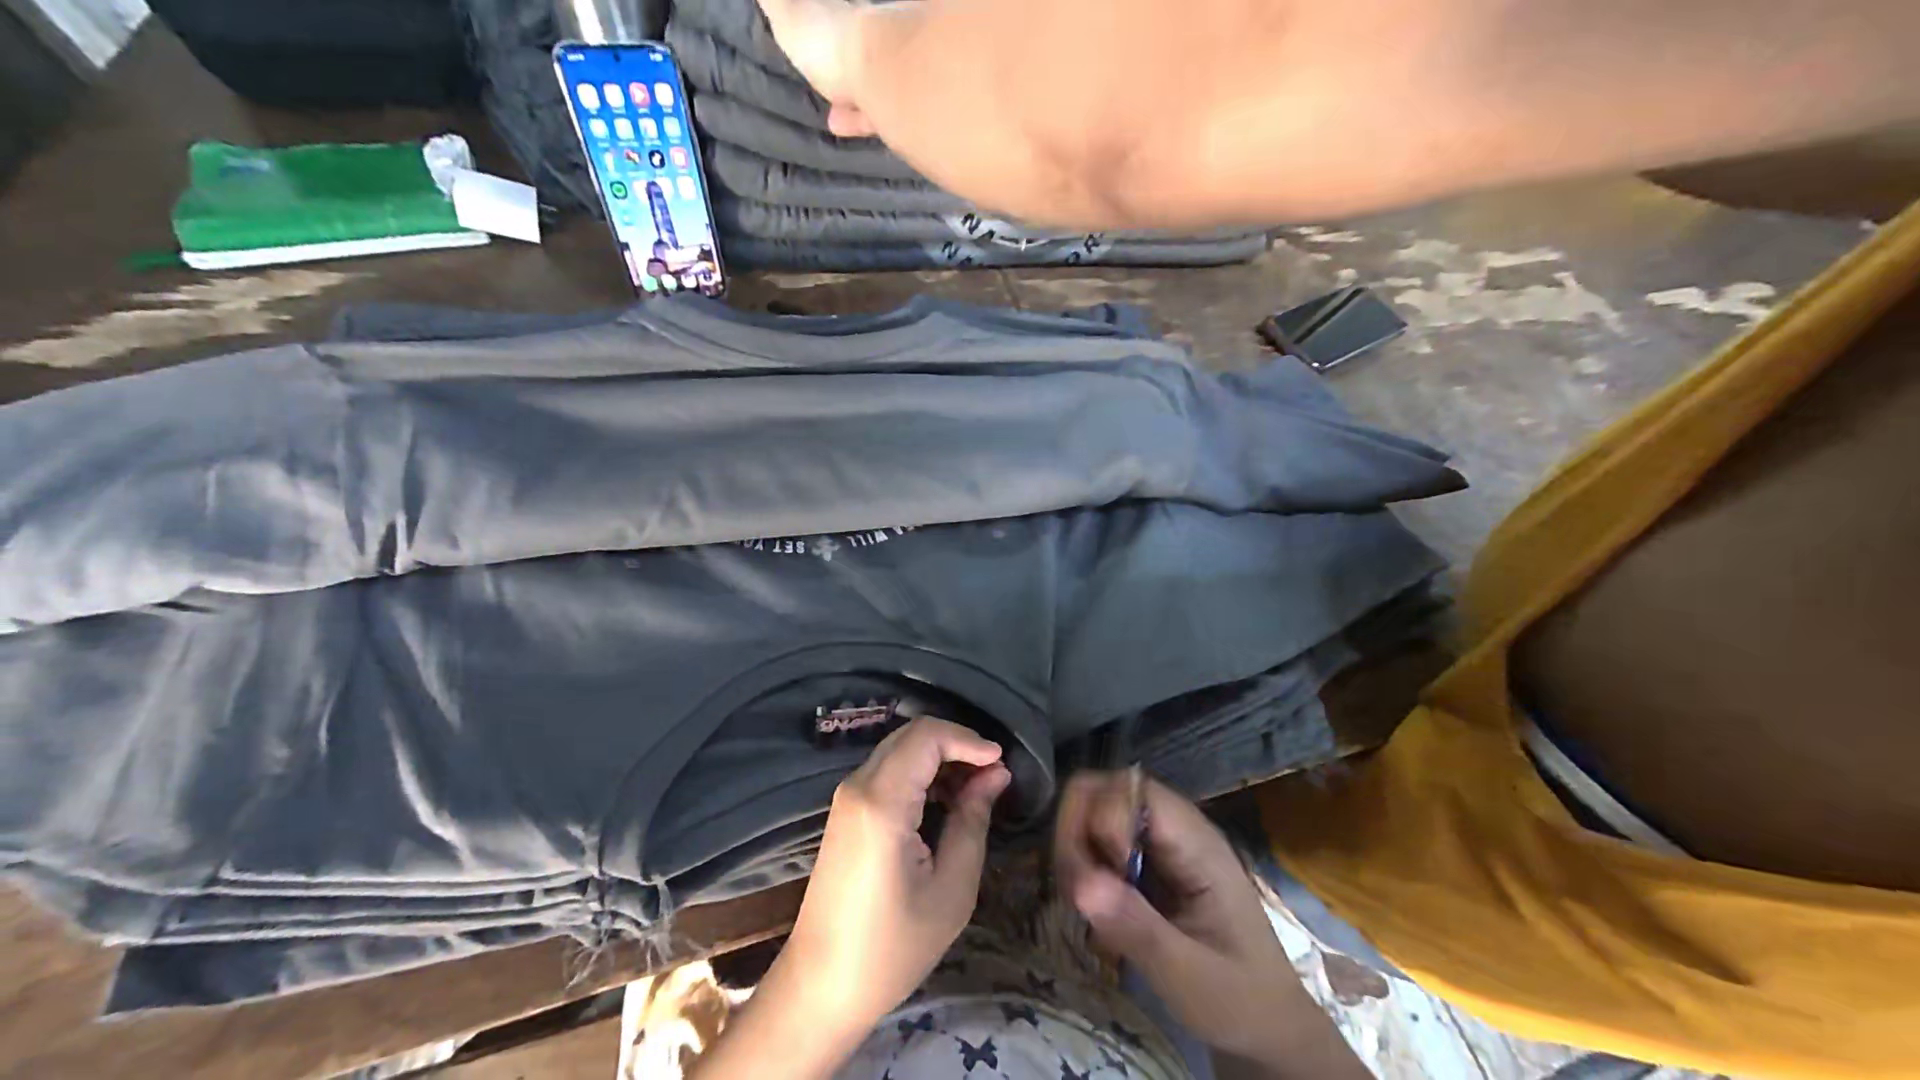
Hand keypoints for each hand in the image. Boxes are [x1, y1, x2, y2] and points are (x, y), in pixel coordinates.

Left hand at [777, 717, 1011, 1029]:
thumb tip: (995, 775)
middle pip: (911, 735)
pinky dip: (920, 773)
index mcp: (882, 801)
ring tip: (976, 790)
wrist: (821, 985)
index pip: (926, 736)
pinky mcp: (845, 811)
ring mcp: (847, 797)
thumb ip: (973, 821)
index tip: (1001, 763)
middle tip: (993, 775)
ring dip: (939, 758)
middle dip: (956, 745)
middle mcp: (858, 786)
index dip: (968, 739)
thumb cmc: (892, 947)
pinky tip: (945, 800)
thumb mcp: (951, 889)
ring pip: (899, 749)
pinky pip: (888, 771)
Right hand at [1054, 772, 1365, 1075]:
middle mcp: (1174, 828)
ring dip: (1076, 852)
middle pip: (1103, 791)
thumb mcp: (1190, 976)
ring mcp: (1158, 842)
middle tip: (1077, 891)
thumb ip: (1136, 928)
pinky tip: (1094, 906)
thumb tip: (1079, 885)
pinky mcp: (1146, 861)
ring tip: (1085, 905)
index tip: (1100, 879)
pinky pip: (1098, 839)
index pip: (1132, 789)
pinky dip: (1083, 865)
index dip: (1101, 821)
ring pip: (1093, 812)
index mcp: (1196, 842)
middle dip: (1076, 833)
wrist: (1268, 1023)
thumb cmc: (1239, 1001)